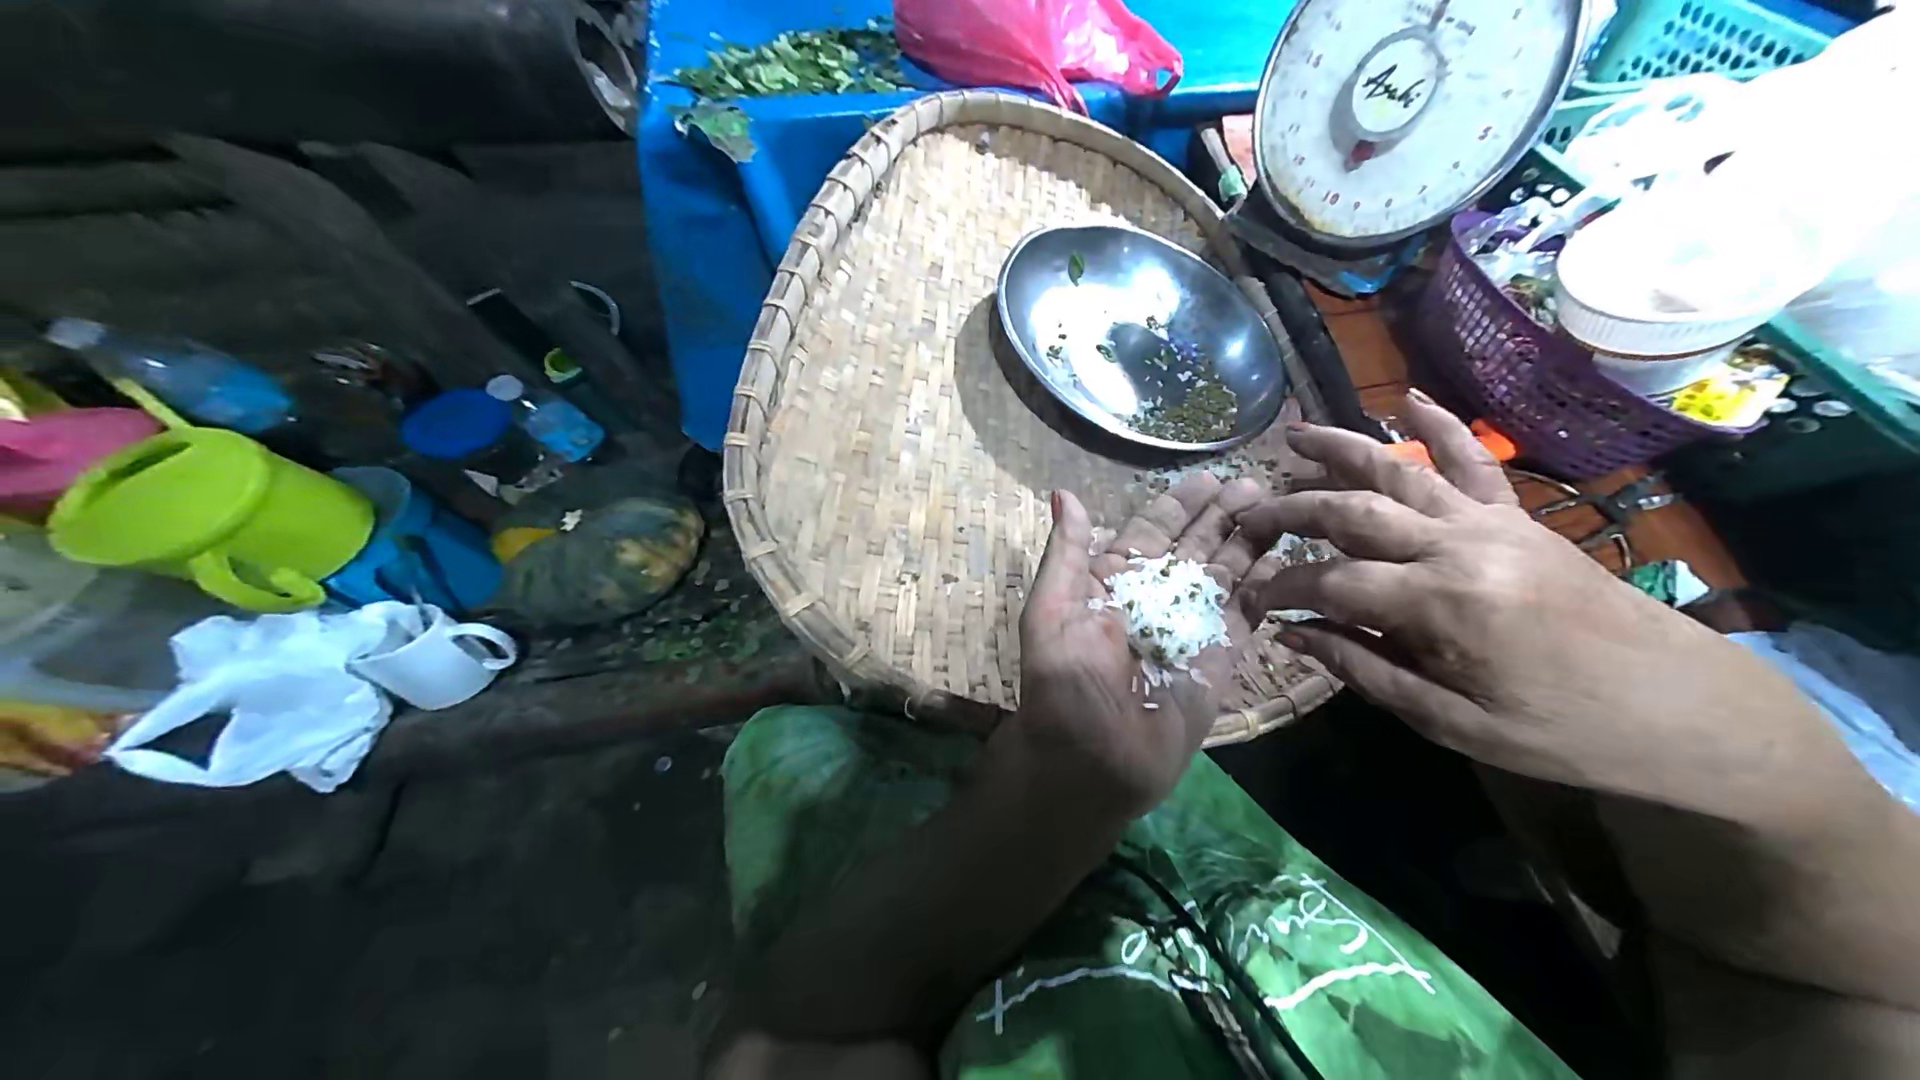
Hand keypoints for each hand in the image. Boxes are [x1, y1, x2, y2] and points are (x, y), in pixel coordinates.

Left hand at [998, 475, 1270, 819]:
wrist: (1092, 758)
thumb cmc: (1064, 683)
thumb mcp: (1051, 611)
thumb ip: (1067, 554)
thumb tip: (1067, 493)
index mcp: (1113, 582)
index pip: (1151, 532)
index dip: (1178, 504)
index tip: (1206, 476)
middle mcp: (1155, 597)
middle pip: (1195, 546)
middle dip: (1222, 514)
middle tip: (1255, 482)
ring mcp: (1192, 626)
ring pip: (1225, 573)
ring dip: (1249, 540)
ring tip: (1279, 506)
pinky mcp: (1222, 656)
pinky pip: (1247, 614)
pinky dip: (1266, 586)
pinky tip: (1286, 556)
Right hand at [1239, 392, 1872, 826]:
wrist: (1686, 708)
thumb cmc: (1560, 729)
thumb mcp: (1449, 720)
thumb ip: (1362, 668)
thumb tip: (1292, 632)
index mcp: (1440, 603)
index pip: (1330, 581)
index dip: (1281, 588)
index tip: (1250, 601)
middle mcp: (1458, 546)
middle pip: (1351, 511)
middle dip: (1289, 510)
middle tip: (1246, 516)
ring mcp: (1490, 523)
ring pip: (1400, 469)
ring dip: (1341, 449)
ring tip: (1295, 435)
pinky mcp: (1517, 518)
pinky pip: (1474, 461)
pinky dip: (1443, 426)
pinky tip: (1411, 399)